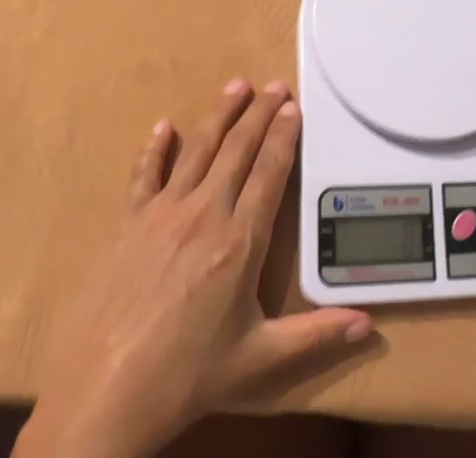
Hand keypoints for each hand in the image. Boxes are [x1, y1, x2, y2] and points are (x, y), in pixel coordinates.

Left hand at [18, 79, 375, 457]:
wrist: (108, 390)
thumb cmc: (189, 374)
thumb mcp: (261, 357)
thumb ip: (316, 335)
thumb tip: (367, 325)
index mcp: (240, 241)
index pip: (270, 174)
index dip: (283, 136)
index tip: (293, 107)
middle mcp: (204, 215)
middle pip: (237, 151)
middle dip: (258, 114)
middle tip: (273, 86)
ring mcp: (162, 216)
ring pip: (197, 151)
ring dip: (218, 116)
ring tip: (234, 87)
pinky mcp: (129, 225)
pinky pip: (144, 176)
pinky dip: (155, 148)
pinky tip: (164, 126)